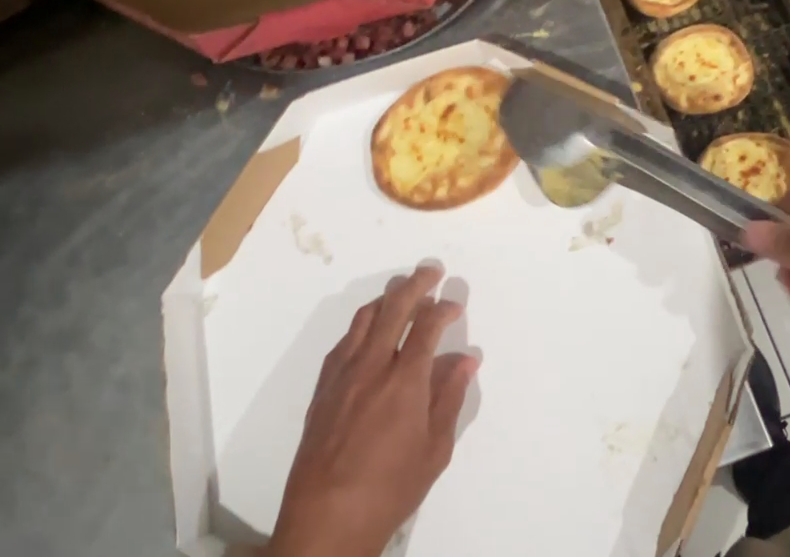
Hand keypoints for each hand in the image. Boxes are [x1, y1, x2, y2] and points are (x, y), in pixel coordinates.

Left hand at [269, 265, 478, 556]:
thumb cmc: (390, 488)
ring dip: (387, 298)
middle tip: (432, 271)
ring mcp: (343, 373)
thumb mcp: (435, 449)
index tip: (455, 304)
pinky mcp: (323, 386)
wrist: (326, 519)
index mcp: (405, 380)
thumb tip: (466, 360)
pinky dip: (364, 323)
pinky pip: (345, 340)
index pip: (428, 325)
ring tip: (402, 292)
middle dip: (416, 283)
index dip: (444, 308)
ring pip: (365, 318)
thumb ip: (449, 397)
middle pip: (394, 307)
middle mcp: (372, 366)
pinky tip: (371, 328)